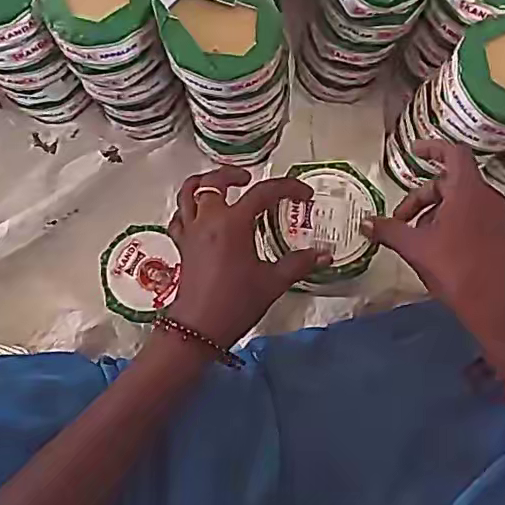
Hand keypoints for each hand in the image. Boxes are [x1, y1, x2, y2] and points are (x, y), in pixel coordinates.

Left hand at [163, 167, 328, 348]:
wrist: (198, 329)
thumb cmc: (236, 302)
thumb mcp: (273, 282)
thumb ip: (299, 264)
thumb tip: (324, 255)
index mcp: (233, 223)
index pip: (263, 193)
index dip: (287, 188)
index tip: (304, 195)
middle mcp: (208, 220)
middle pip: (214, 182)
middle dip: (232, 175)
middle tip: (249, 179)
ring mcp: (190, 231)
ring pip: (188, 193)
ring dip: (205, 183)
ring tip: (222, 187)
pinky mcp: (181, 246)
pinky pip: (180, 216)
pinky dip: (189, 208)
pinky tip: (202, 215)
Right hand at [364, 140, 504, 362]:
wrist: (497, 305)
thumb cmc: (456, 269)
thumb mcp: (415, 247)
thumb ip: (389, 230)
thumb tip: (365, 222)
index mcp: (468, 190)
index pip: (453, 153)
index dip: (433, 147)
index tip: (414, 151)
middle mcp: (487, 196)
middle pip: (450, 181)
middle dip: (422, 196)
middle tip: (400, 220)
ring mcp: (497, 215)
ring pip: (460, 200)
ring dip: (434, 211)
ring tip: (416, 238)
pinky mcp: (501, 233)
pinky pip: (472, 215)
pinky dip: (451, 221)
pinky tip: (437, 248)